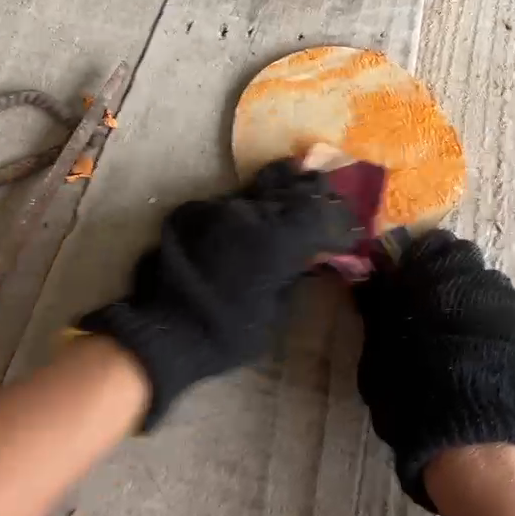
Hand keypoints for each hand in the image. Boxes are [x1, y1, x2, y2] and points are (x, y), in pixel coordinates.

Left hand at [77, 161, 357, 427]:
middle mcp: (253, 211)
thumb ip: (294, 273)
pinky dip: (250, 207)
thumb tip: (310, 256)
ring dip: (283, 190)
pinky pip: (232, 201)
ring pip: (262, 188)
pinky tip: (252, 215)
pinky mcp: (196, 209)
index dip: (339, 220)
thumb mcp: (275, 309)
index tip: (350, 229)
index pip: (321, 214)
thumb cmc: (227, 332)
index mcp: (278, 237)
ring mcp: (222, 206)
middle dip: (316, 192)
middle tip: (330, 196)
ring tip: (299, 183)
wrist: (165, 329)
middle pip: (294, 189)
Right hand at [353, 230, 514, 511]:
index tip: (420, 283)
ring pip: (494, 292)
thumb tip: (370, 285)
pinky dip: (509, 336)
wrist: (468, 434)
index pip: (433, 245)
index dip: (427, 262)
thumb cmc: (410, 389)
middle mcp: (473, 275)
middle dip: (458, 283)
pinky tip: (499, 364)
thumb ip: (378, 310)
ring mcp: (509, 300)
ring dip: (483, 309)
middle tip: (445, 316)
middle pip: (467, 266)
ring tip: (473, 346)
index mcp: (431, 273)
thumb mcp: (377, 350)